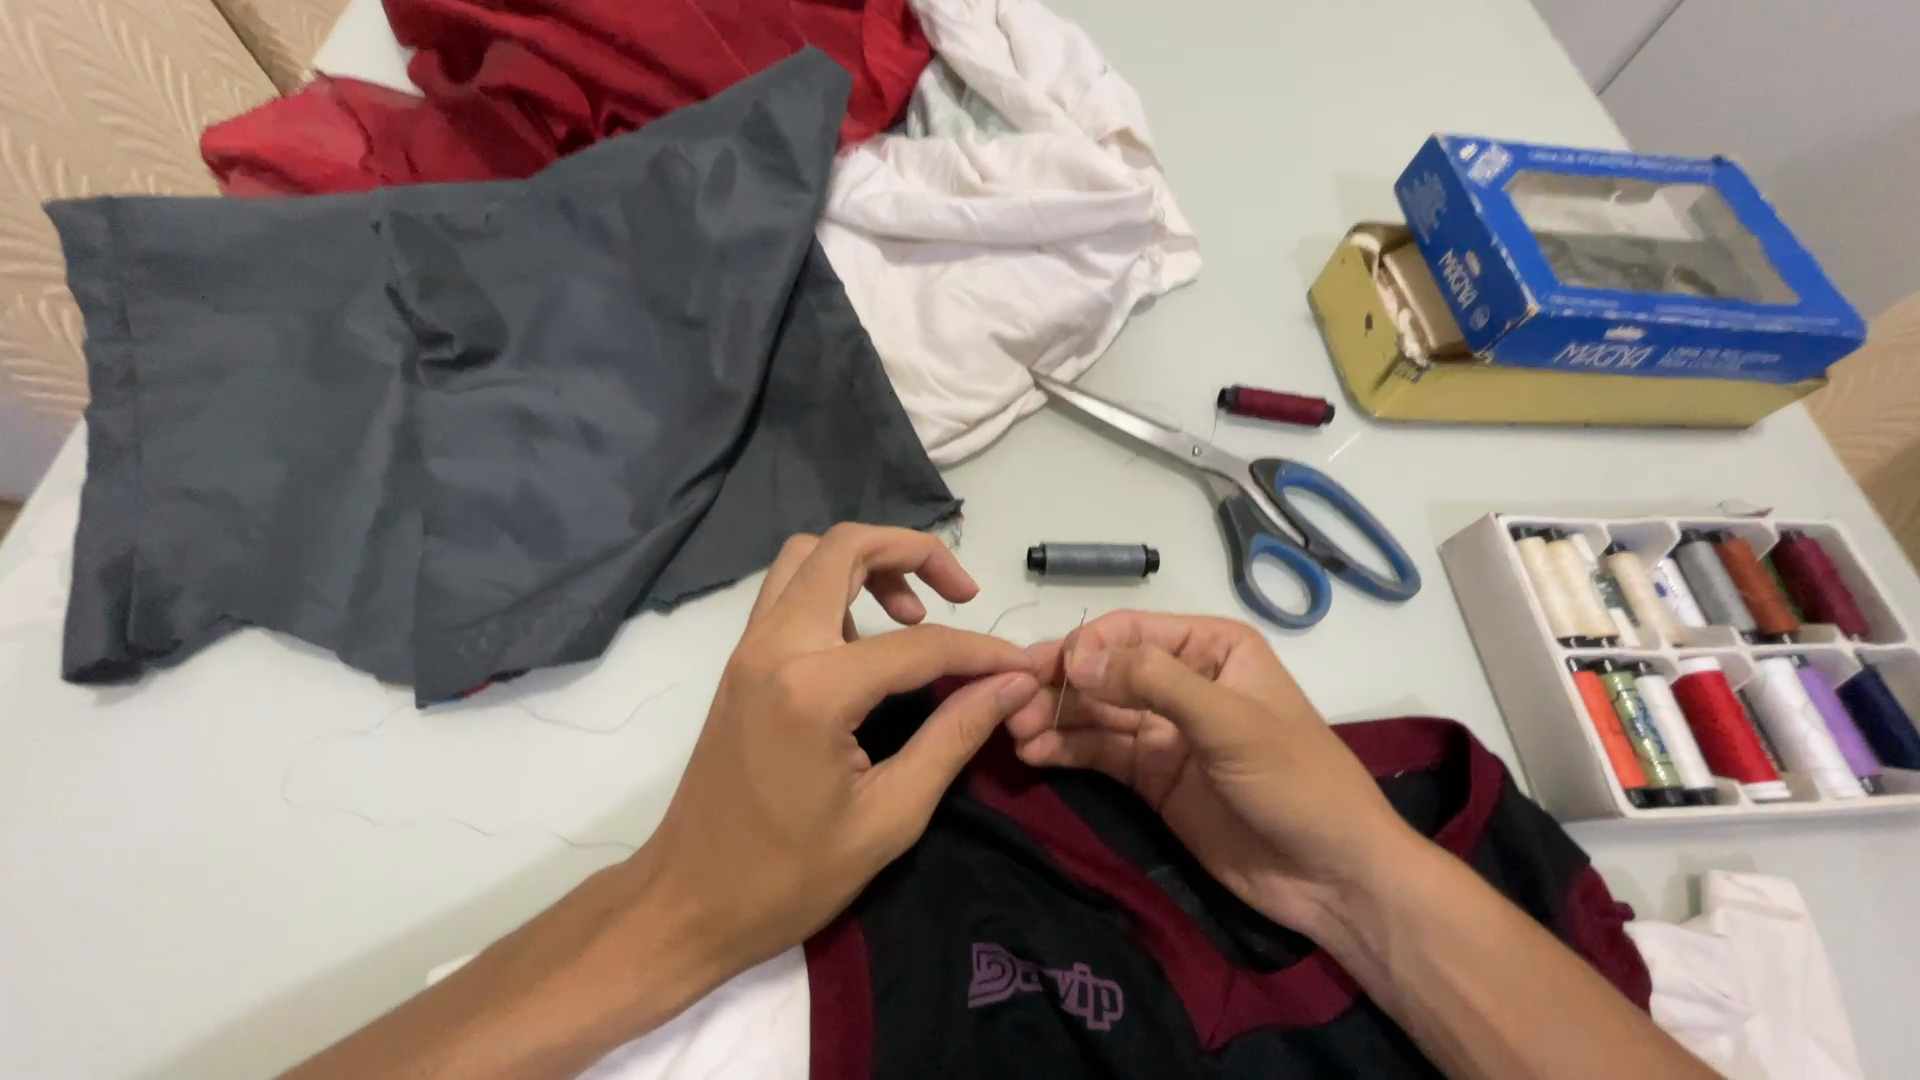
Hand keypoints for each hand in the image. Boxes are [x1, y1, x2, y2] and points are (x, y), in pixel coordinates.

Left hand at [639, 525, 1040, 978]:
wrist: (687, 903)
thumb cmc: (789, 876)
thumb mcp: (890, 816)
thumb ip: (953, 735)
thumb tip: (1011, 685)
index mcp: (814, 690)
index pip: (920, 645)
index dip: (981, 651)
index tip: (1020, 667)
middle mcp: (775, 646)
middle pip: (846, 546)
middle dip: (915, 552)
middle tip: (962, 594)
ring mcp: (749, 648)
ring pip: (808, 555)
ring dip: (868, 562)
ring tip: (914, 613)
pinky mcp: (741, 662)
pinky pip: (789, 590)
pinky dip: (835, 587)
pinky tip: (867, 640)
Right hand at [1005, 611, 1419, 933]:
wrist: (1333, 879)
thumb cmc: (1295, 782)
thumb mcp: (1229, 722)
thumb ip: (1153, 682)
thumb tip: (1075, 659)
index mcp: (1210, 647)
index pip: (1129, 631)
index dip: (1083, 647)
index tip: (1043, 672)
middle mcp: (1181, 679)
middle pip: (1104, 670)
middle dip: (1059, 684)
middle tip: (1013, 706)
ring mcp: (1162, 729)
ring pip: (1094, 712)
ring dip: (1053, 718)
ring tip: (1015, 732)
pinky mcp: (1150, 774)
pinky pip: (1098, 752)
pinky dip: (1064, 750)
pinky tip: (1033, 753)